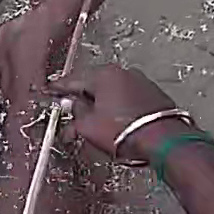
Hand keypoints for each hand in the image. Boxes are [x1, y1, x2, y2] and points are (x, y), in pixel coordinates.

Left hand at [0, 0, 119, 106]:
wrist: (21, 142)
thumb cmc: (44, 118)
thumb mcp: (66, 75)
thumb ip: (68, 27)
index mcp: (30, 35)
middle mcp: (16, 31)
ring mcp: (11, 40)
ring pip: (52, 7)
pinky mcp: (12, 49)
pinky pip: (44, 21)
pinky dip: (66, 12)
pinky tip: (84, 5)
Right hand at [48, 64, 192, 160]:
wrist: (163, 141)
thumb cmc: (124, 131)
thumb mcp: (88, 126)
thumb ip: (76, 113)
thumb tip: (74, 107)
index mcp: (103, 75)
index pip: (73, 80)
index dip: (58, 88)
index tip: (49, 91)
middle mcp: (122, 72)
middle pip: (93, 83)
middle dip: (80, 96)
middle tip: (68, 107)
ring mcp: (140, 81)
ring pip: (111, 89)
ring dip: (100, 101)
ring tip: (91, 118)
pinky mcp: (153, 94)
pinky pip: (126, 96)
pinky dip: (116, 105)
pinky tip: (113, 118)